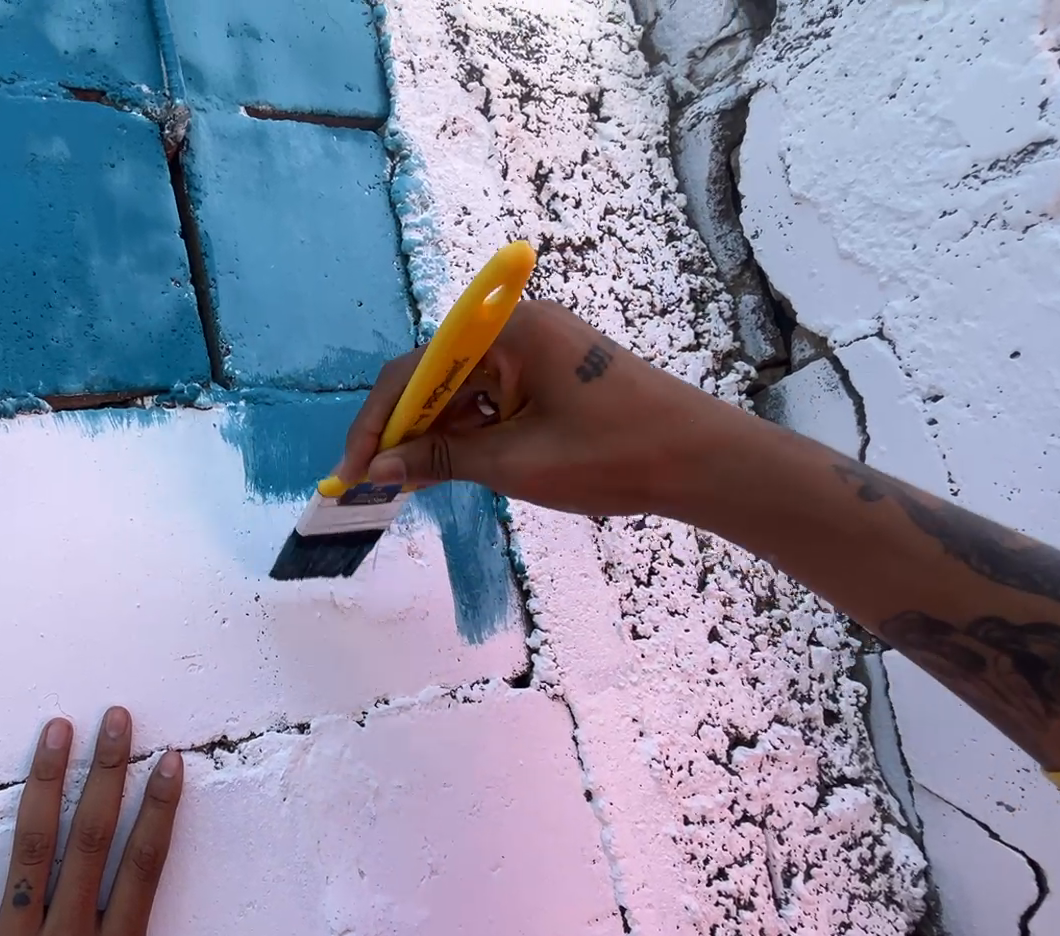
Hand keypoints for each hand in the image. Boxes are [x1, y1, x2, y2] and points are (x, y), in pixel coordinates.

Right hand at [334, 298, 756, 516]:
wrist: (705, 463)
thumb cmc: (611, 456)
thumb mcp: (513, 462)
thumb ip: (438, 459)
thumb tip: (377, 470)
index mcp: (506, 331)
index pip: (415, 370)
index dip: (377, 422)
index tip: (354, 469)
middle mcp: (513, 329)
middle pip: (432, 376)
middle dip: (401, 430)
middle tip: (376, 480)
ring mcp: (530, 350)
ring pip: (456, 391)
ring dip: (429, 436)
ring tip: (407, 482)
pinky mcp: (543, 373)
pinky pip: (485, 399)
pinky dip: (462, 434)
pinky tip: (444, 468)